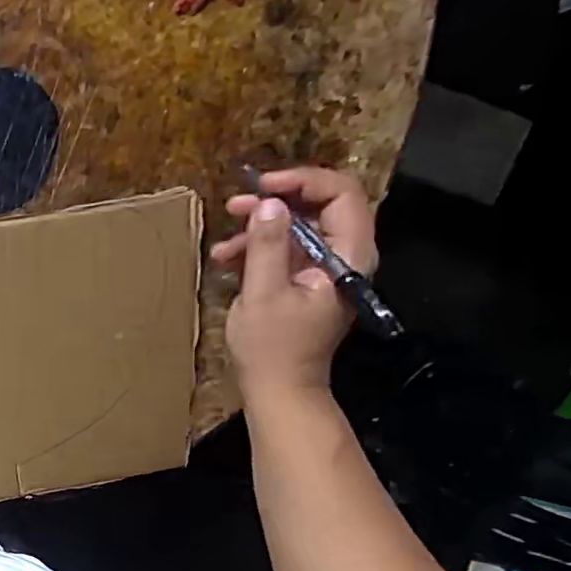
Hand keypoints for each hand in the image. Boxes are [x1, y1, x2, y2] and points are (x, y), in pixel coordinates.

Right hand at [208, 167, 378, 402]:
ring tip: (222, 245)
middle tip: (234, 206)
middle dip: (275, 204)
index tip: (262, 186)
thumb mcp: (263, 294)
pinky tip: (227, 260)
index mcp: (348, 256)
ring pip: (297, 231)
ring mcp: (323, 271)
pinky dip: (256, 251)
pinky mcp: (302, 284)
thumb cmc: (272, 346)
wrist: (278, 388)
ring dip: (259, 230)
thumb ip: (268, 247)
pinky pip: (284, 253)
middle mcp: (344, 257)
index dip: (302, 183)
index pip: (341, 195)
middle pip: (318, 209)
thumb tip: (268, 204)